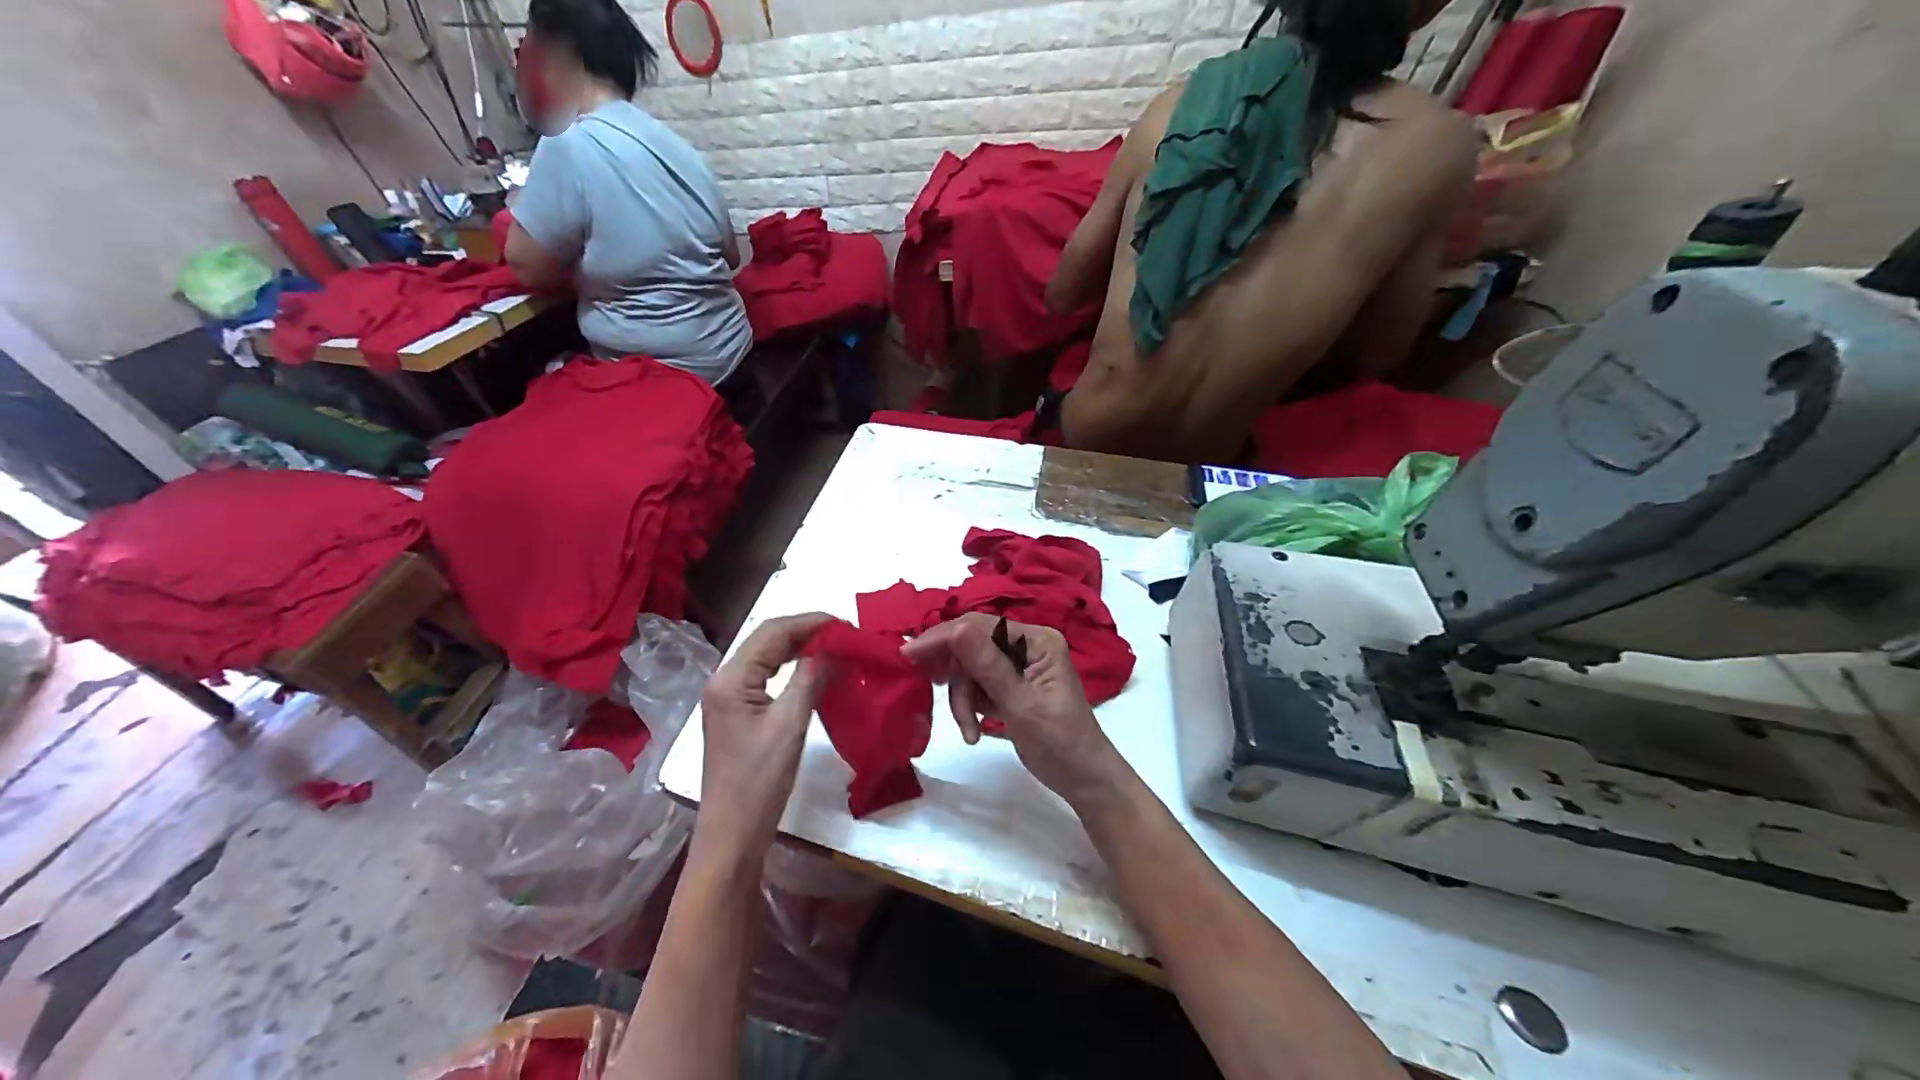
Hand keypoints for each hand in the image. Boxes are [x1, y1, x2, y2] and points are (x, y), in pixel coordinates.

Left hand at [696, 613, 831, 855]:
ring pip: (766, 657)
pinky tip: (814, 673)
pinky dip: (791, 668)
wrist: (732, 834)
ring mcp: (728, 698)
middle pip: (767, 640)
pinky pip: (766, 677)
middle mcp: (724, 681)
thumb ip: (811, 679)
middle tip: (846, 636)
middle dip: (806, 632)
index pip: (772, 632)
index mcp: (730, 679)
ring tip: (836, 649)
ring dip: (799, 648)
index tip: (847, 625)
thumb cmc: (759, 781)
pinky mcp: (737, 714)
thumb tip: (834, 649)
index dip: (810, 622)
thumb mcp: (790, 725)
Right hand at [901, 614, 1126, 807]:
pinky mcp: (1012, 688)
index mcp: (1037, 640)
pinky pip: (978, 687)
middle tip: (930, 691)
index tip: (909, 655)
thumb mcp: (1020, 704)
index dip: (943, 638)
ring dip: (964, 700)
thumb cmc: (1060, 742)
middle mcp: (1028, 646)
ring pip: (971, 670)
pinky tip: (976, 730)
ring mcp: (1019, 667)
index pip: (980, 626)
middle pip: (972, 646)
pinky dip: (971, 707)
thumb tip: (954, 629)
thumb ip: (987, 665)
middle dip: (956, 677)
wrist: (1084, 781)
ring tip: (970, 731)